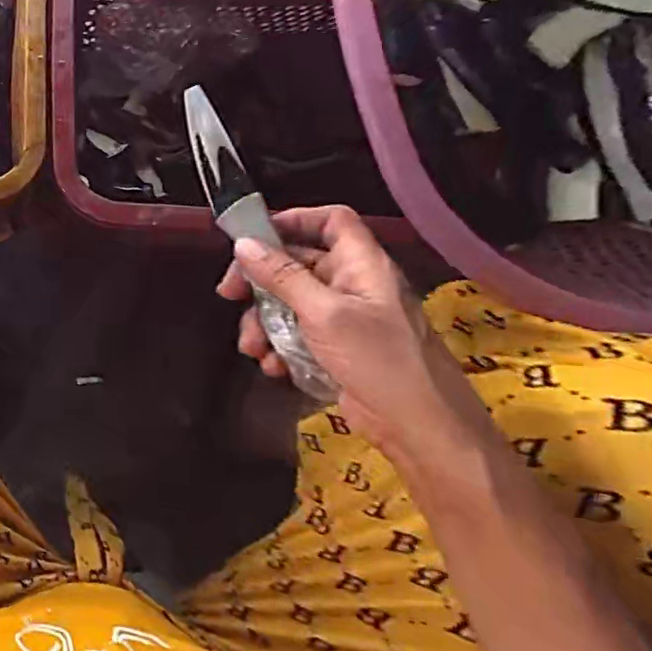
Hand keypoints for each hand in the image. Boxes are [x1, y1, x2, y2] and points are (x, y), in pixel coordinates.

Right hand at [215, 206, 495, 459]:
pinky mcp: (336, 349)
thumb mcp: (324, 314)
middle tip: (230, 294)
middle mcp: (352, 285)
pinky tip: (274, 367)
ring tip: (253, 347)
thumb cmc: (379, 362)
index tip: (252, 236)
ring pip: (289, 302)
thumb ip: (282, 276)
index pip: (330, 220)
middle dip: (260, 281)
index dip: (292, 220)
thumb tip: (244, 244)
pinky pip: (296, 335)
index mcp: (361, 265)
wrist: (421, 431)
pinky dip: (279, 347)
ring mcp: (344, 318)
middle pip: (297, 263)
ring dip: (264, 322)